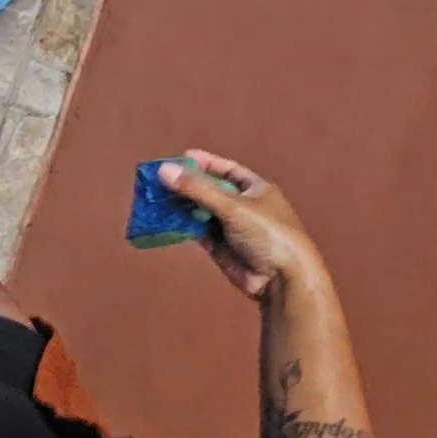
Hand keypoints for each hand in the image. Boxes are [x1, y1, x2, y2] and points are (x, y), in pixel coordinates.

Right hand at [157, 150, 322, 298]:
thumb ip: (198, 188)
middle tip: (159, 179)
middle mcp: (241, 205)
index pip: (226, 169)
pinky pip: (195, 229)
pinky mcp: (218, 245)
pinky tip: (162, 219)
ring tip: (154, 197)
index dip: (205, 162)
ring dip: (180, 204)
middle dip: (185, 184)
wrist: (282, 280)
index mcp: (254, 189)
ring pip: (199, 210)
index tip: (180, 157)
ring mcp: (229, 226)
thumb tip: (164, 170)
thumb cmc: (267, 234)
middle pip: (208, 189)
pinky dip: (180, 224)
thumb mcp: (233, 206)